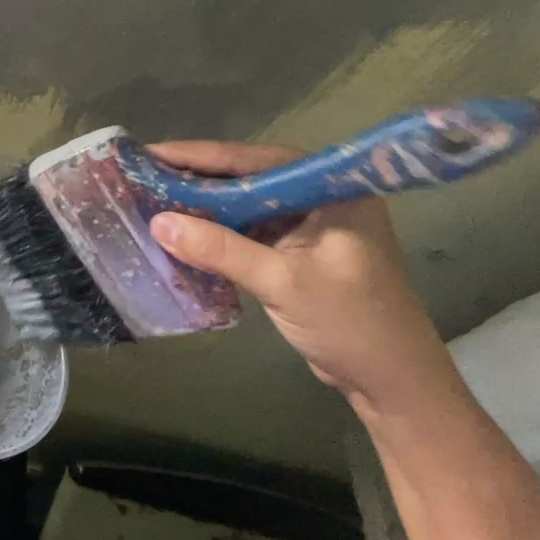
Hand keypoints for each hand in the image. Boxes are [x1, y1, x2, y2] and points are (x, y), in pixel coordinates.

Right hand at [142, 141, 456, 409]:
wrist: (395, 386)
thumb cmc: (351, 325)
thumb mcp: (282, 282)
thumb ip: (221, 249)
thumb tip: (158, 222)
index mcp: (330, 189)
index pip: (255, 161)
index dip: (200, 156)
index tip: (150, 153)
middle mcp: (320, 196)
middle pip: (247, 176)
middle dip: (197, 176)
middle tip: (144, 172)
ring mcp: (309, 224)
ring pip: (245, 202)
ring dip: (204, 203)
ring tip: (154, 196)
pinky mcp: (298, 250)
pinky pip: (249, 227)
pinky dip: (218, 229)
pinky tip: (184, 230)